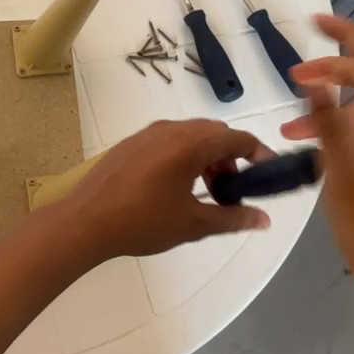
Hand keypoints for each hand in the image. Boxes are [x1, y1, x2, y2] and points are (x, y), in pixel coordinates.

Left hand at [51, 119, 272, 262]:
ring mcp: (147, 133)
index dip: (259, 155)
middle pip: (215, 134)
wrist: (85, 221)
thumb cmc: (143, 221)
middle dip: (231, 159)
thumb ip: (233, 218)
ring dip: (206, 158)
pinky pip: (168, 141)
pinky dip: (183, 157)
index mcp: (191, 143)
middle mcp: (171, 129)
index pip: (238, 138)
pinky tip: (174, 188)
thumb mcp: (194, 224)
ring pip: (190, 136)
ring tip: (204, 194)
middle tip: (232, 192)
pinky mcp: (130, 143)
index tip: (268, 176)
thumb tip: (264, 219)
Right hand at [282, 15, 353, 298]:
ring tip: (288, 133)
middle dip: (327, 71)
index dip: (345, 32)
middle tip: (292, 81)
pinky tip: (317, 162)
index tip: (313, 22)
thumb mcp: (341, 172)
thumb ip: (327, 123)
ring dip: (327, 109)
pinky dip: (339, 134)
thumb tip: (315, 77)